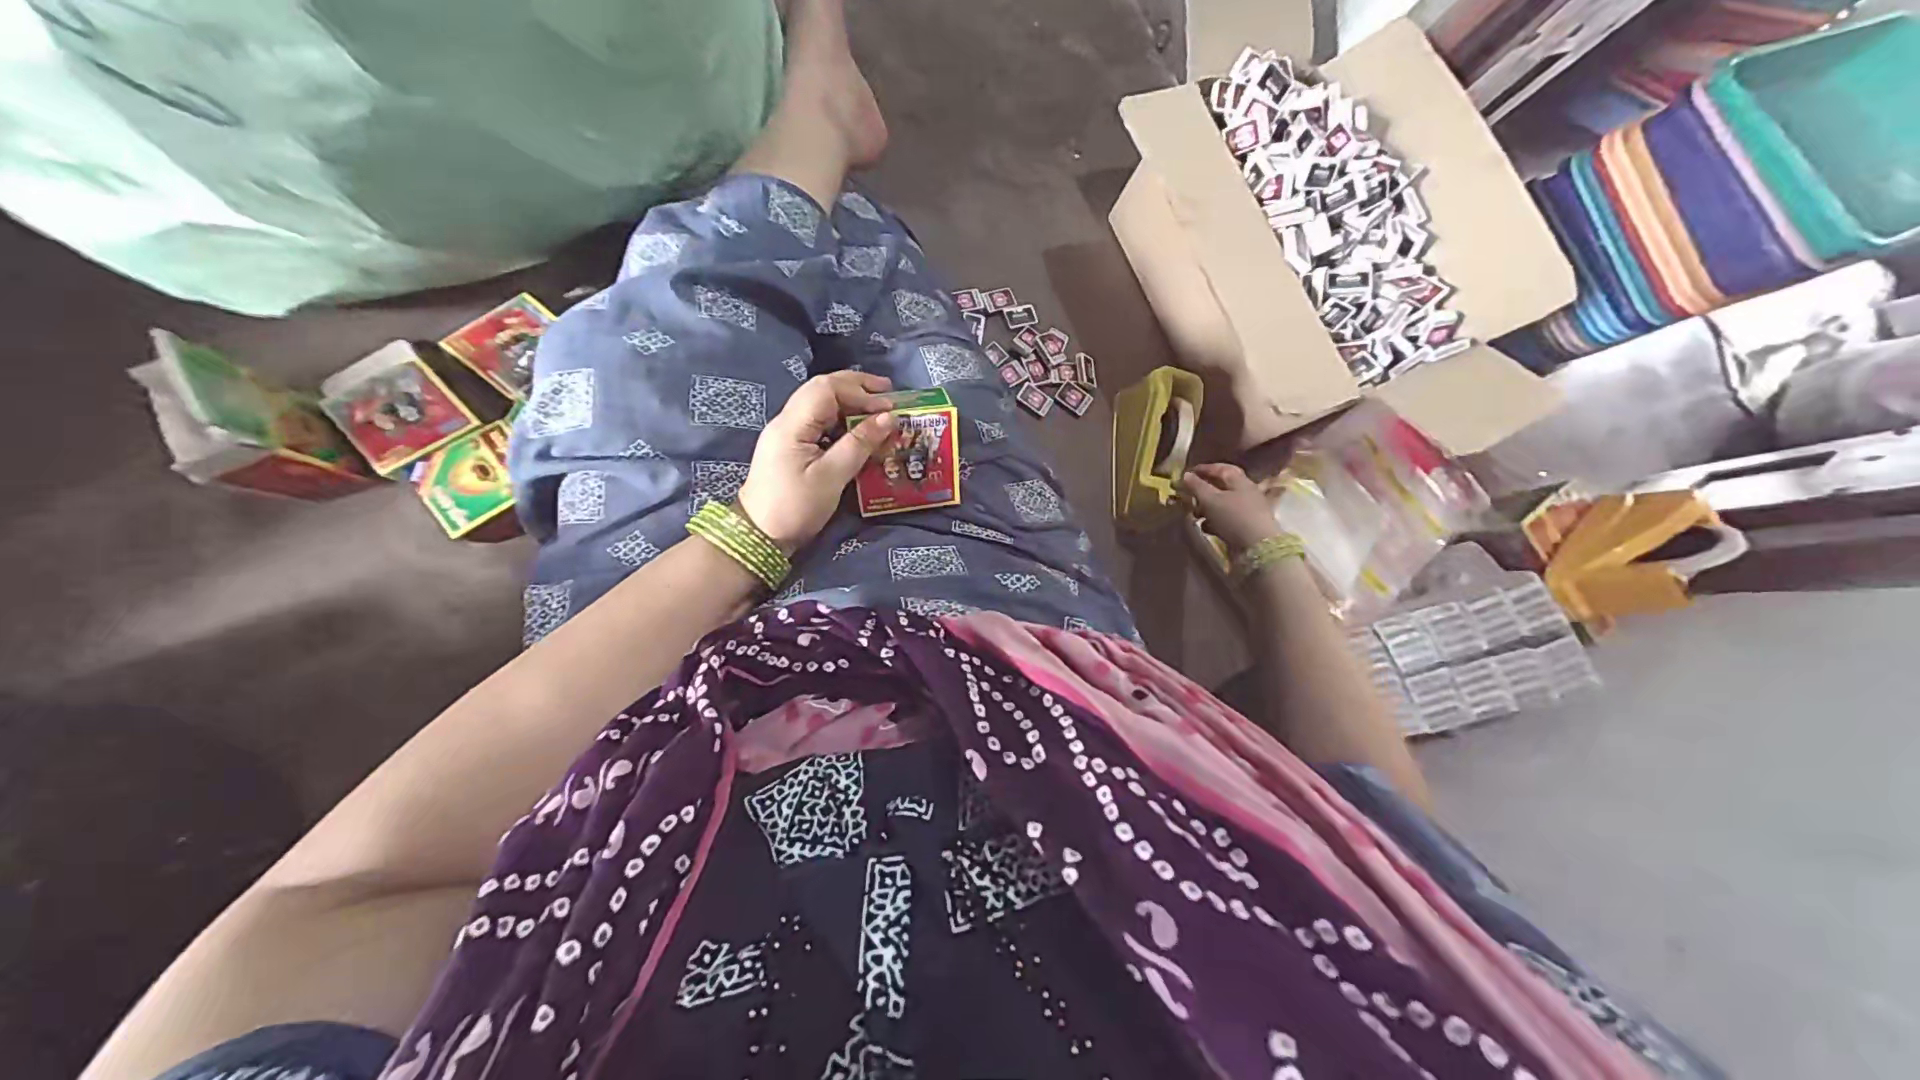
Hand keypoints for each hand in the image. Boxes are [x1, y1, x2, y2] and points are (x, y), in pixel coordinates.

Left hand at [737, 371, 897, 553]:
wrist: (759, 535)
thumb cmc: (795, 508)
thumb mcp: (831, 477)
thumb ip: (859, 444)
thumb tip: (888, 418)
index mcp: (792, 424)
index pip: (827, 389)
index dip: (860, 392)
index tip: (889, 406)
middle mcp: (787, 421)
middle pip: (822, 389)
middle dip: (857, 387)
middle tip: (888, 392)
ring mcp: (787, 433)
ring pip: (820, 403)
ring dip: (850, 400)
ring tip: (878, 407)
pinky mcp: (790, 447)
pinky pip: (818, 421)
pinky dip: (841, 418)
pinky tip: (858, 427)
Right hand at [1181, 463, 1282, 553]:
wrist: (1257, 546)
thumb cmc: (1233, 517)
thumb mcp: (1211, 499)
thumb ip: (1197, 486)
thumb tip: (1186, 475)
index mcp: (1240, 481)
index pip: (1221, 468)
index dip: (1204, 469)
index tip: (1188, 472)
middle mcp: (1246, 492)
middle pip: (1222, 487)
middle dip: (1204, 490)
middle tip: (1189, 494)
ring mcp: (1247, 510)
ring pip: (1223, 504)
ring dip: (1207, 507)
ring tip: (1195, 513)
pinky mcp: (1245, 526)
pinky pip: (1226, 519)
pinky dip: (1214, 521)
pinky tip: (1206, 527)